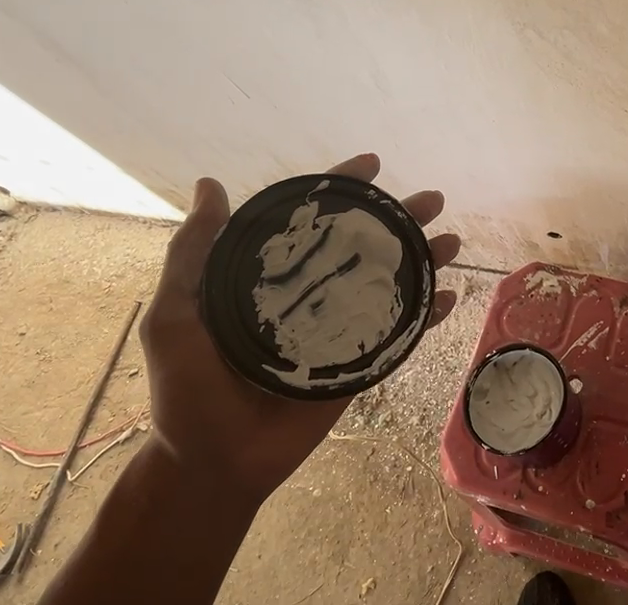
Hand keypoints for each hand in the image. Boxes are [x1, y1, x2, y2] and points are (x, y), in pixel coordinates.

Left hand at [136, 153, 460, 505]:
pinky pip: (400, 334)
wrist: (214, 463)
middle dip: (401, 218)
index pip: (313, 220)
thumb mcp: (175, 318)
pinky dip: (427, 315)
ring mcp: (339, 326)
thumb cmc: (187, 391)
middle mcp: (311, 292)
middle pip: (363, 245)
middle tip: (433, 199)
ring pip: (389, 282)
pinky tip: (449, 296)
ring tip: (452, 241)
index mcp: (272, 275)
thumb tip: (209, 185)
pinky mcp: (359, 364)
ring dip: (424, 259)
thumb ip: (191, 255)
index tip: (373, 164)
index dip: (343, 188)